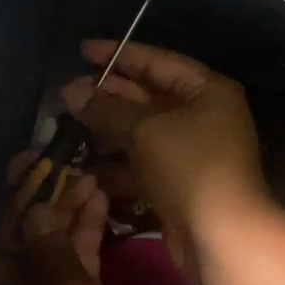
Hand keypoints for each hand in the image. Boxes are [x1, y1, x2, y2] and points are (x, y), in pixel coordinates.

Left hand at [0, 163, 145, 284]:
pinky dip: (89, 239)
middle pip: (31, 237)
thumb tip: (34, 210)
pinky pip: (79, 266)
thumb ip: (50, 246)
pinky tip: (103, 214)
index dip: (22, 193)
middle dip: (51, 200)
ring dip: (74, 215)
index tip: (36, 159)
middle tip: (73, 162)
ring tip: (95, 179)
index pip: (6, 230)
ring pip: (57, 249)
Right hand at [62, 42, 271, 238]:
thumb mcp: (146, 129)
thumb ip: (107, 109)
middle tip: (64, 94)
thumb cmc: (191, 166)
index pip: (161, 62)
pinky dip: (115, 163)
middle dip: (108, 95)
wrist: (221, 233)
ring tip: (63, 127)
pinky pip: (142, 163)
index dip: (121, 54)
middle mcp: (205, 115)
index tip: (81, 50)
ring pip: (142, 132)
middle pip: (150, 97)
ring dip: (106, 130)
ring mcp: (193, 151)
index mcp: (209, 91)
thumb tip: (73, 91)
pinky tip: (80, 164)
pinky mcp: (179, 182)